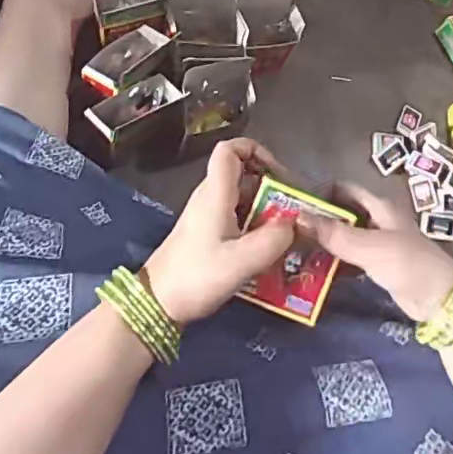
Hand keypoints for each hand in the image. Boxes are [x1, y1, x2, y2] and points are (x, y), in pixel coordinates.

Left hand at [143, 138, 295, 324]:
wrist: (157, 304)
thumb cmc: (197, 276)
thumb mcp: (241, 261)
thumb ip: (274, 240)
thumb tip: (295, 224)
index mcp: (216, 193)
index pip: (230, 149)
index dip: (256, 151)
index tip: (279, 175)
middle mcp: (211, 197)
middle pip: (243, 174)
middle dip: (272, 187)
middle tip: (293, 211)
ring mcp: (208, 216)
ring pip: (243, 198)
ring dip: (267, 210)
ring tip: (288, 233)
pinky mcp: (208, 234)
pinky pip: (238, 218)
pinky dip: (256, 227)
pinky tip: (270, 250)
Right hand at [297, 184, 452, 321]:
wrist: (440, 300)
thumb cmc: (408, 264)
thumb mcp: (370, 247)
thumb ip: (335, 234)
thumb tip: (298, 217)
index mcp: (379, 206)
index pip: (343, 189)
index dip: (320, 192)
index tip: (293, 203)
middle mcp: (377, 219)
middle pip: (341, 212)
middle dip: (317, 218)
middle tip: (287, 228)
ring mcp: (377, 242)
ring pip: (343, 234)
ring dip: (323, 240)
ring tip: (293, 247)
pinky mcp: (376, 263)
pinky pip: (349, 255)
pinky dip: (333, 258)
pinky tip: (313, 266)